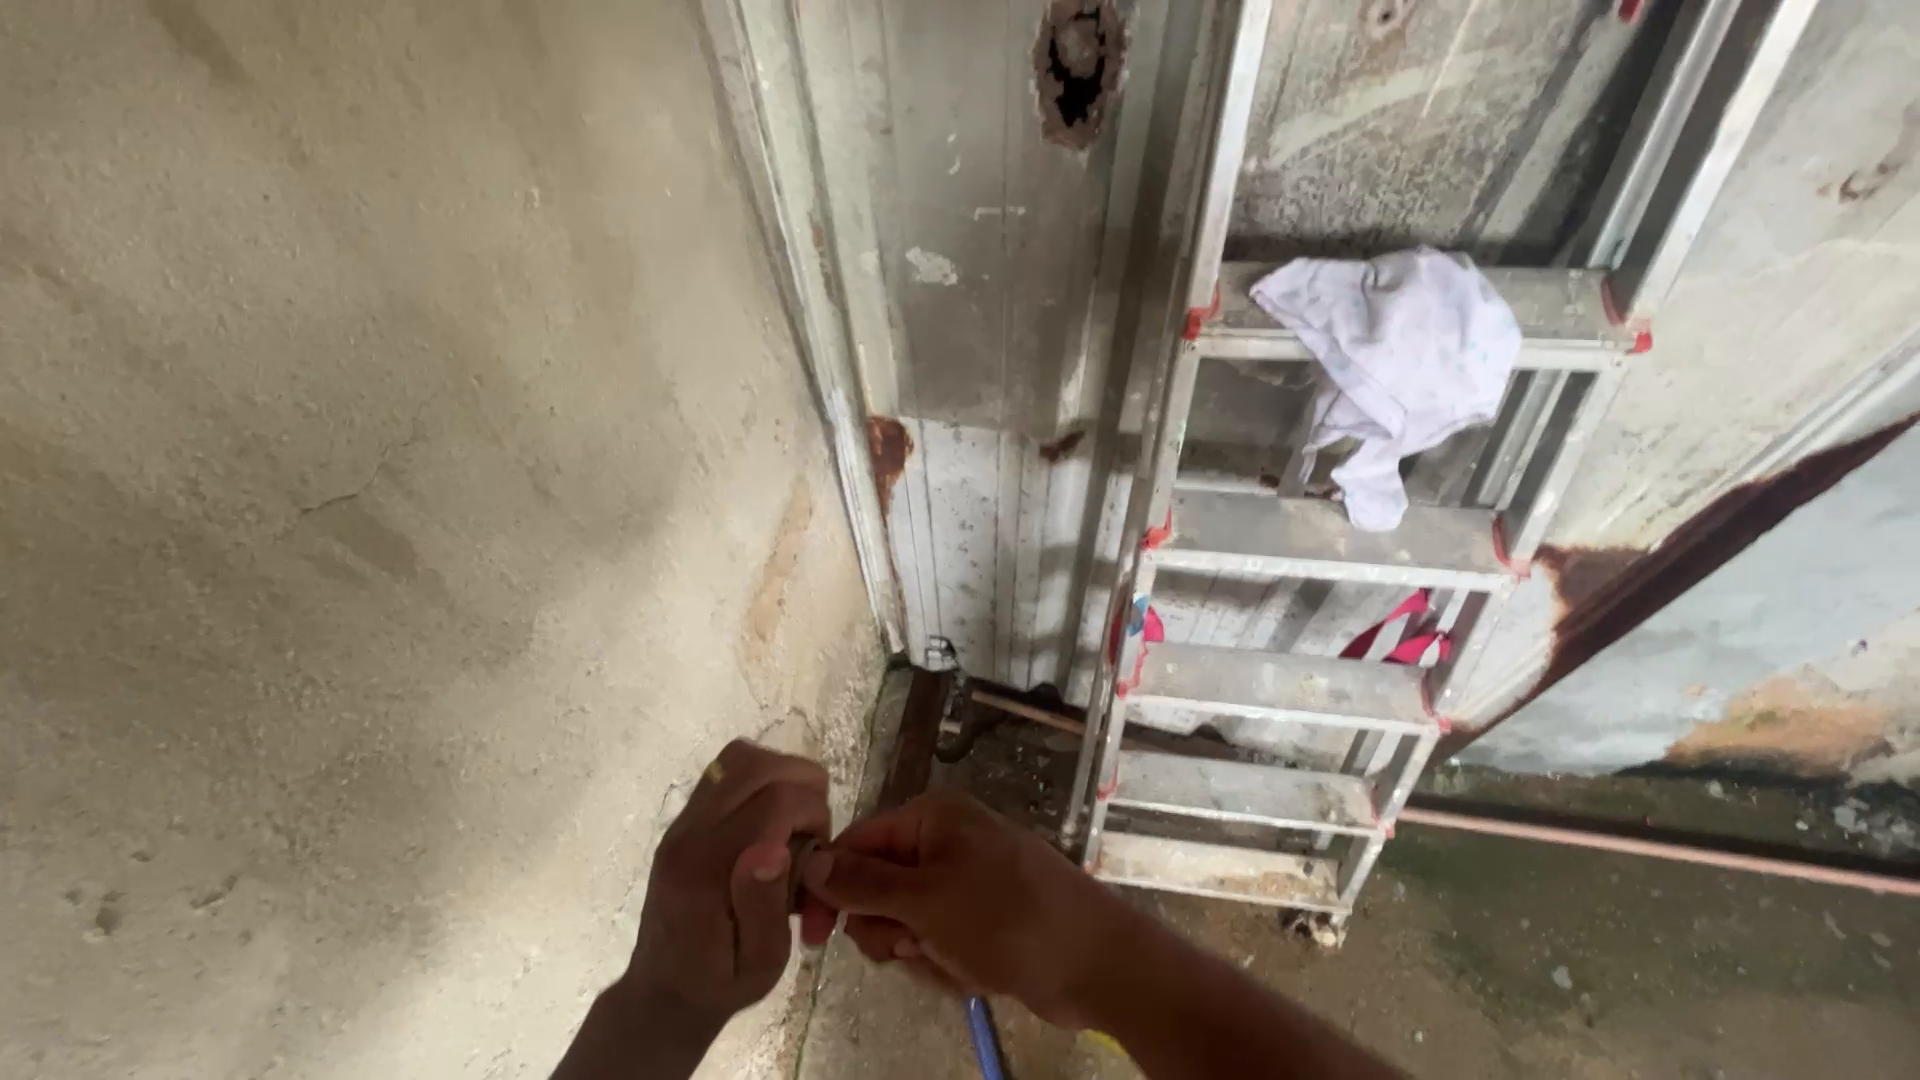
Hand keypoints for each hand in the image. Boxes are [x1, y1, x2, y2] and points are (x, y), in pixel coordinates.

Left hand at [626, 739, 831, 1028]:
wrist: (665, 988)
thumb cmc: (721, 980)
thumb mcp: (759, 965)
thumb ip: (766, 907)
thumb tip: (774, 848)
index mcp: (706, 872)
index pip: (774, 801)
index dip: (812, 814)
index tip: (819, 850)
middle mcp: (688, 834)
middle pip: (756, 764)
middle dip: (802, 785)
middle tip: (811, 830)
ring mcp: (683, 821)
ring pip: (740, 757)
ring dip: (782, 775)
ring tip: (794, 818)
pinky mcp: (686, 817)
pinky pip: (728, 769)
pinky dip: (763, 777)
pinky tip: (773, 815)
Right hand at [800, 789, 1129, 1025]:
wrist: (1094, 962)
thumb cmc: (1006, 918)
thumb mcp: (926, 899)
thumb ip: (863, 882)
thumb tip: (810, 862)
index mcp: (932, 818)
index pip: (856, 844)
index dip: (831, 888)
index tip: (813, 938)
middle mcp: (945, 841)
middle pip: (877, 888)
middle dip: (889, 928)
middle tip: (913, 943)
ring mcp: (964, 880)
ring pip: (904, 923)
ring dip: (919, 952)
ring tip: (954, 959)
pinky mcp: (979, 918)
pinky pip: (935, 942)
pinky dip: (945, 963)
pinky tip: (974, 971)